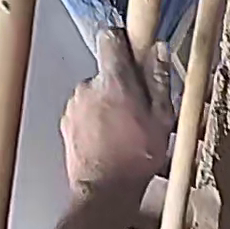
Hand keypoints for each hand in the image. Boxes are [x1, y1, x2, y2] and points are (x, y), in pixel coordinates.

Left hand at [61, 28, 173, 194]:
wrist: (105, 190)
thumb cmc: (137, 157)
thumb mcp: (163, 118)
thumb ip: (159, 79)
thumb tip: (158, 50)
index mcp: (114, 80)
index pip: (110, 38)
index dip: (122, 40)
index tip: (132, 51)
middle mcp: (89, 87)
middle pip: (105, 71)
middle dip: (120, 84)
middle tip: (137, 108)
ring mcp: (74, 105)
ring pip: (94, 93)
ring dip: (106, 104)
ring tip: (123, 129)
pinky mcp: (66, 122)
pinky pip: (83, 111)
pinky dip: (94, 120)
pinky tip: (108, 139)